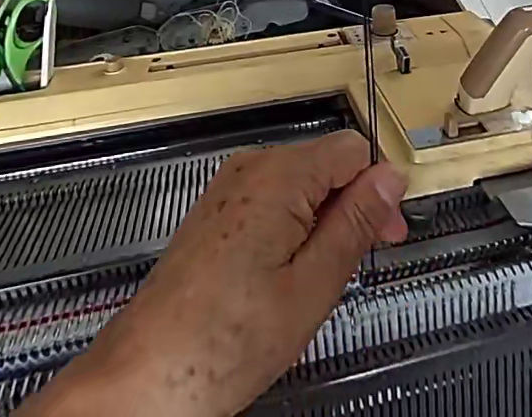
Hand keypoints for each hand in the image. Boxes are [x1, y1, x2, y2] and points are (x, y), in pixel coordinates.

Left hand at [20, 130, 407, 416]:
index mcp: (280, 176)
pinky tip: (290, 269)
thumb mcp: (312, 284)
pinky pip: (276, 197)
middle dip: (354, 204)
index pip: (354, 149)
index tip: (387, 228)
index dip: (379, 188)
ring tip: (321, 274)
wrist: (141, 381)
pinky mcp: (219, 207)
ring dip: (326, 217)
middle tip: (362, 256)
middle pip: (328, 163)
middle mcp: (253, 167)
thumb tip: (390, 178)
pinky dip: (295, 225)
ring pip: (304, 182)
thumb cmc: (218, 343)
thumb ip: (357, 221)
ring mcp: (231, 185)